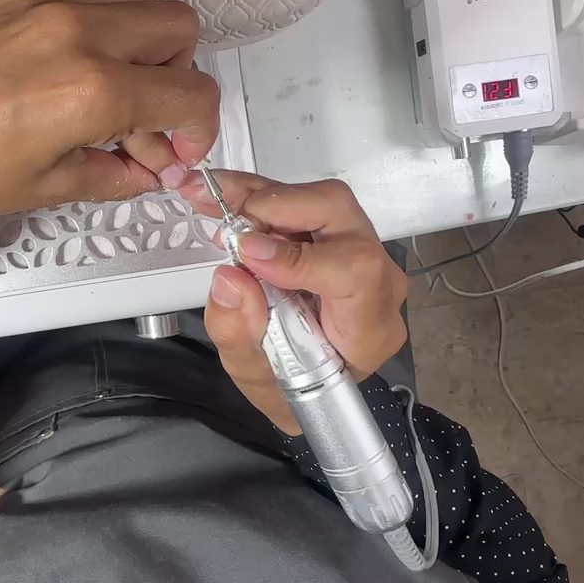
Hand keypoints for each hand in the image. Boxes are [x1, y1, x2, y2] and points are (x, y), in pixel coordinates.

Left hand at [0, 0, 218, 240]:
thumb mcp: (43, 188)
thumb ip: (115, 173)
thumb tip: (151, 170)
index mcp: (94, 92)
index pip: (191, 93)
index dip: (201, 128)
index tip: (182, 150)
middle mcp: (79, 31)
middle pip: (179, 28)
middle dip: (180, 76)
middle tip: (150, 116)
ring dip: (148, 32)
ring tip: (122, 73)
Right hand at [178, 170, 408, 434]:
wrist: (306, 387)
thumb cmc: (288, 387)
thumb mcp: (253, 375)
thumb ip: (239, 330)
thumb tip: (231, 275)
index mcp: (367, 327)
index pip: (355, 270)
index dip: (299, 255)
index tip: (246, 254)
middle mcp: (375, 280)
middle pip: (341, 215)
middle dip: (278, 208)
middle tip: (227, 223)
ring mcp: (358, 251)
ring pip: (320, 199)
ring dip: (259, 195)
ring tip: (208, 197)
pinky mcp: (334, 235)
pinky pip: (302, 201)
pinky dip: (256, 196)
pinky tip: (218, 195)